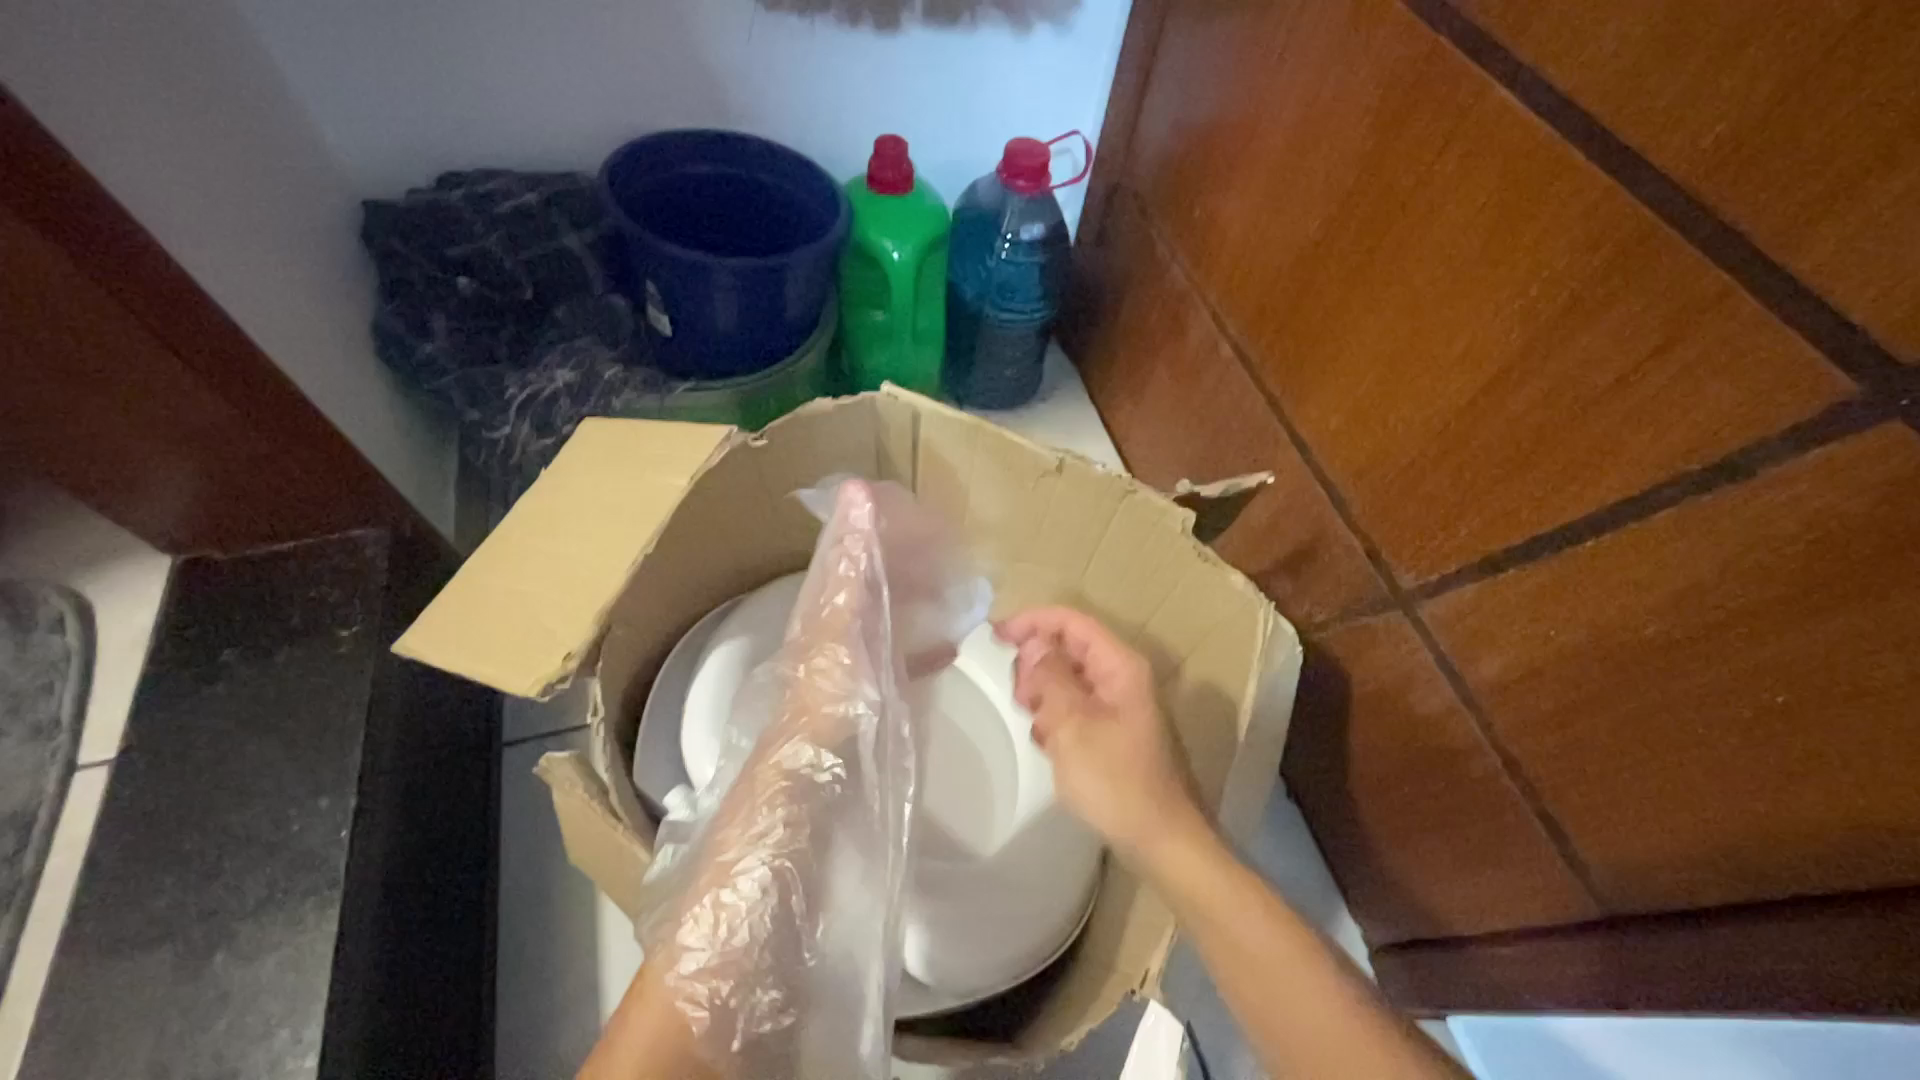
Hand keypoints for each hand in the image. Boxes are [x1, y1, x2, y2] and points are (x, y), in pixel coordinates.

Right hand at [996, 607, 1210, 866]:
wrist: (1158, 839)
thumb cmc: (1114, 781)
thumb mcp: (1072, 725)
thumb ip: (1050, 677)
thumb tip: (1034, 642)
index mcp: (1119, 666)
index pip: (1071, 621)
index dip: (1031, 621)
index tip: (994, 638)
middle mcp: (1121, 677)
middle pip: (1067, 647)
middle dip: (1036, 666)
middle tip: (1022, 700)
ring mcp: (1118, 705)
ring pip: (1067, 680)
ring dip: (1044, 696)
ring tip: (1038, 728)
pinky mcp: (1112, 732)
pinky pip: (1074, 709)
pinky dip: (1056, 719)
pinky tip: (1049, 746)